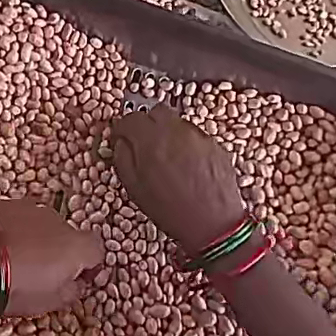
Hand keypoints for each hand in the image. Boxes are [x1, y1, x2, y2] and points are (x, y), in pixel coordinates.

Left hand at [0, 199, 100, 315]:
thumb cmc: (14, 287)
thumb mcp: (49, 302)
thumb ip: (71, 291)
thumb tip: (76, 284)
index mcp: (76, 246)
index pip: (96, 250)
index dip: (89, 266)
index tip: (77, 280)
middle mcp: (57, 219)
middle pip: (66, 235)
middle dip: (58, 252)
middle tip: (39, 275)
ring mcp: (28, 208)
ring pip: (40, 225)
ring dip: (33, 239)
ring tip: (12, 262)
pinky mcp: (2, 203)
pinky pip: (15, 219)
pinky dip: (11, 230)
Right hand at [110, 105, 247, 252]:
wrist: (214, 224)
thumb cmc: (170, 210)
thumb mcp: (134, 188)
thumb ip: (122, 157)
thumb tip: (121, 142)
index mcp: (151, 141)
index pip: (130, 118)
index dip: (122, 128)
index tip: (120, 137)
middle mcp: (175, 131)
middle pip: (156, 111)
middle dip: (146, 123)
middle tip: (142, 142)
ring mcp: (198, 136)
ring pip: (176, 122)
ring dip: (167, 132)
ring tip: (166, 157)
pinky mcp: (215, 145)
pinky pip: (194, 136)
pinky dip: (185, 144)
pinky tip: (185, 165)